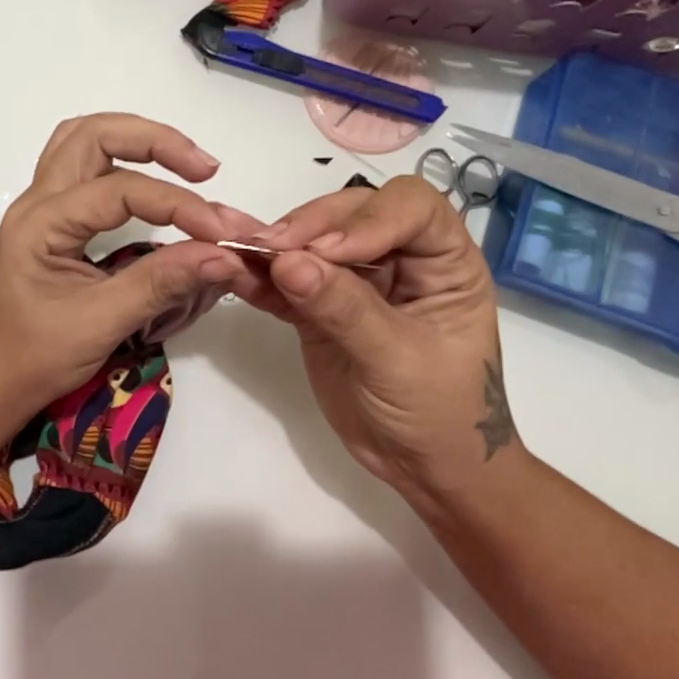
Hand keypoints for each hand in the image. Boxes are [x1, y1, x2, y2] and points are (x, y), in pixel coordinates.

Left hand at [0, 114, 244, 429]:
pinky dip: (121, 162)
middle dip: (154, 141)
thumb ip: (161, 282)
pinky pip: (83, 168)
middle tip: (205, 170)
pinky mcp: (51, 222)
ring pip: (85, 143)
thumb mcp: (102, 322)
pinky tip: (152, 183)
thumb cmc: (36, 357)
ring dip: (135, 142)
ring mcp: (40, 208)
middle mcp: (36, 202)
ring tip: (186, 167)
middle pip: (93, 134)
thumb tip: (224, 255)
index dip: (177, 204)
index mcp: (41, 223)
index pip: (120, 189)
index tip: (221, 232)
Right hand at [230, 176, 515, 498]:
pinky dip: (260, 278)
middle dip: (312, 226)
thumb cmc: (439, 413)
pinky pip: (286, 282)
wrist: (423, 468)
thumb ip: (344, 308)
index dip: (368, 218)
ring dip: (276, 246)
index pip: (411, 209)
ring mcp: (355, 283)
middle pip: (353, 214)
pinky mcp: (318, 308)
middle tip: (270, 248)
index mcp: (444, 262)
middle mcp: (400, 260)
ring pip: (313, 242)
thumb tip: (287, 262)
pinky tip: (234, 275)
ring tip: (240, 255)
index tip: (328, 252)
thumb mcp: (398, 360)